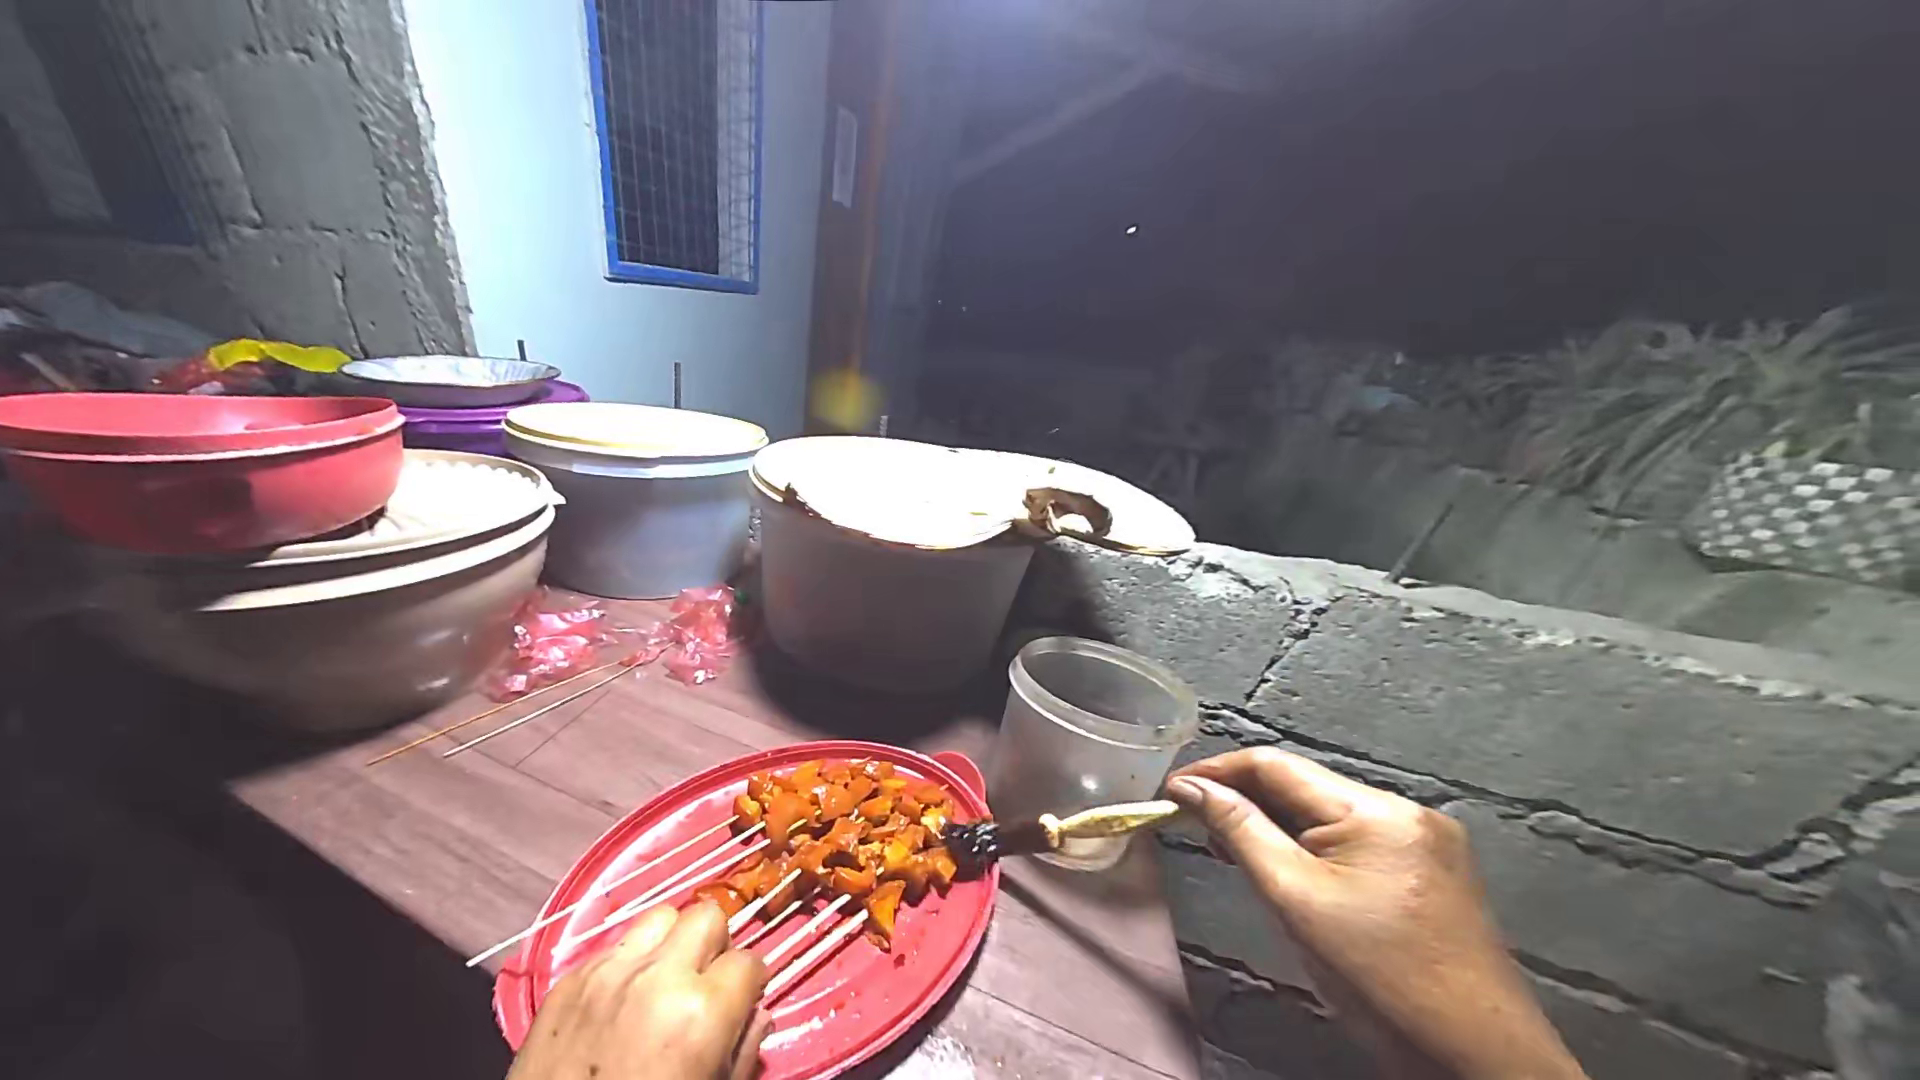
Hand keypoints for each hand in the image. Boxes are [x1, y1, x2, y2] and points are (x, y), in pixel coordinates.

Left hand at [507, 902, 770, 1079]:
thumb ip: (741, 1050)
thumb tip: (756, 1012)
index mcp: (701, 1011)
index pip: (749, 962)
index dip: (750, 983)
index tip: (741, 1000)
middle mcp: (658, 977)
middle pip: (708, 917)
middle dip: (714, 945)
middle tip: (704, 980)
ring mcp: (608, 974)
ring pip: (660, 917)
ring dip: (670, 942)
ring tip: (662, 979)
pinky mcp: (567, 982)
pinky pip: (614, 947)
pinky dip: (627, 965)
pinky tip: (620, 1002)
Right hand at [1167, 748, 1585, 1079]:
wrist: (1482, 1069)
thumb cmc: (1379, 982)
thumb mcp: (1294, 900)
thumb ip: (1239, 830)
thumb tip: (1191, 786)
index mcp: (1376, 811)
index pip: (1275, 765)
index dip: (1217, 770)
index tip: (1172, 789)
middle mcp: (1403, 809)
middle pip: (1300, 785)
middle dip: (1243, 798)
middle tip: (1193, 821)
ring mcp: (1421, 838)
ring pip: (1322, 811)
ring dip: (1272, 822)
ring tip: (1228, 846)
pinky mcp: (1427, 867)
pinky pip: (1349, 837)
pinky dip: (1306, 844)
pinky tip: (1282, 864)